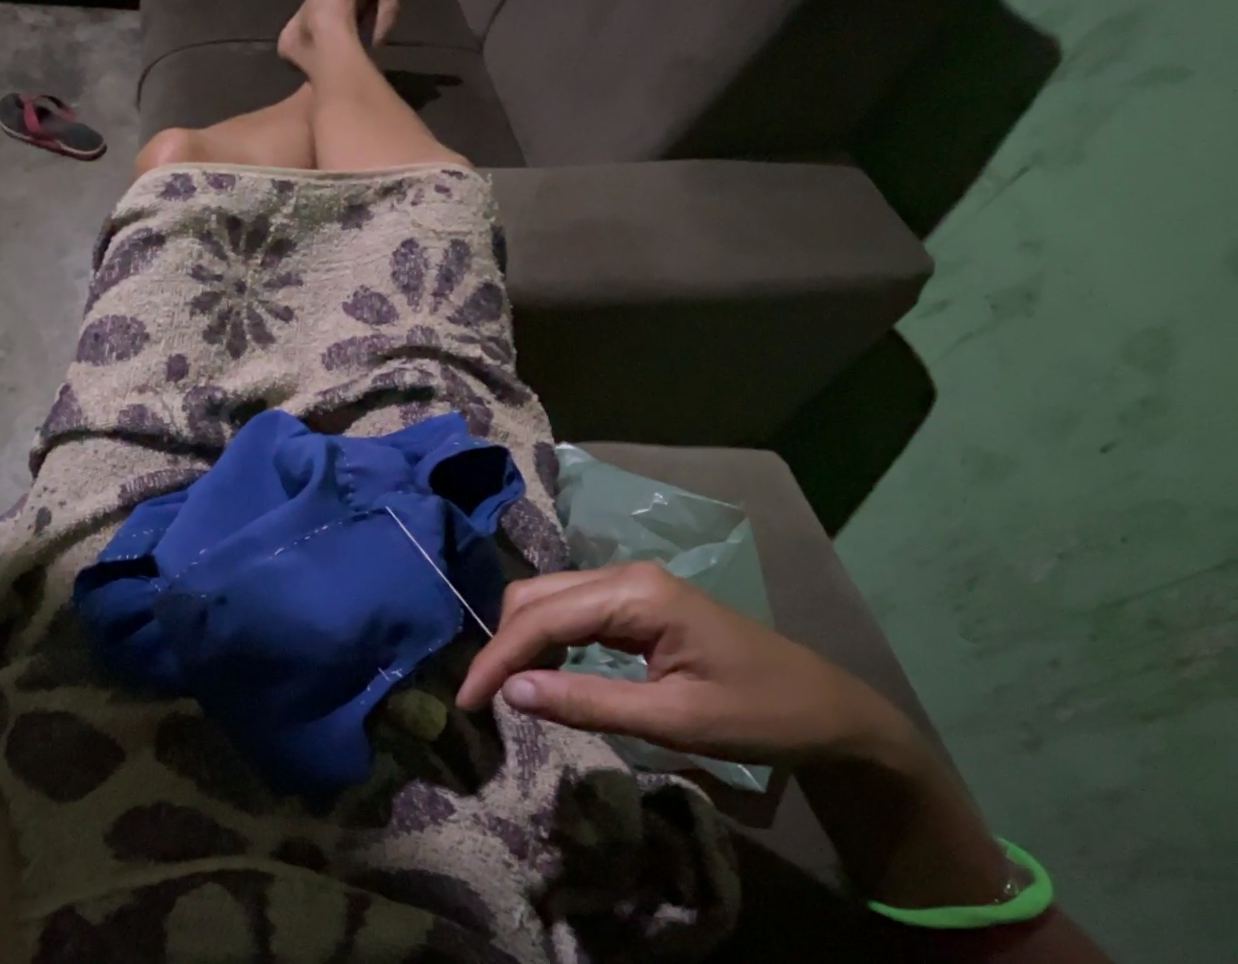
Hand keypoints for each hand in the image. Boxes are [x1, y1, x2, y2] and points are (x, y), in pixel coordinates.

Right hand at [456, 562, 912, 767]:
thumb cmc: (759, 715)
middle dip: (503, 644)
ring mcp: (629, 585)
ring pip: (547, 599)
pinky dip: (545, 640)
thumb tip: (511, 692)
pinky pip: (570, 611)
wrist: (828, 709)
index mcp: (635, 594)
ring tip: (508, 690)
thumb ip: (587, 703)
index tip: (467, 702)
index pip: (542, 618)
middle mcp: (624, 576)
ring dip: (521, 641)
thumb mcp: (672, 719)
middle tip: (487, 699)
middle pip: (534, 596)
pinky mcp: (634, 602)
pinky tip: (544, 673)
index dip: (497, 658)